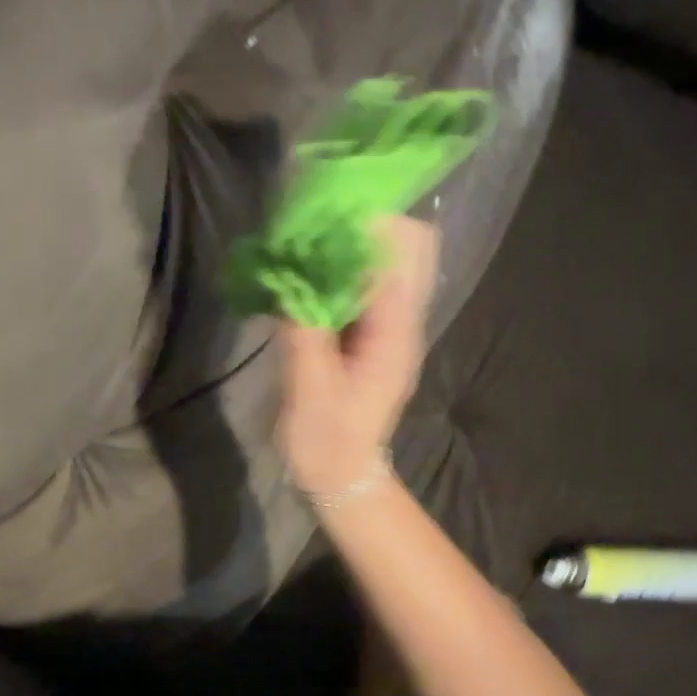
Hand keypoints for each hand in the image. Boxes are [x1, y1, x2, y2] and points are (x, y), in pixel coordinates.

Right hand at [276, 217, 438, 492]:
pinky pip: (365, 286)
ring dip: (351, 246)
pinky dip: (340, 271)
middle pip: (407, 248)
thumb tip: (289, 280)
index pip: (397, 257)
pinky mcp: (371, 336)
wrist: (342, 476)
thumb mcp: (308, 393)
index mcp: (393, 334)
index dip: (364, 228)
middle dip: (365, 227)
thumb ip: (303, 335)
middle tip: (314, 227)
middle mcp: (401, 323)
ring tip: (305, 245)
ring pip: (387, 263)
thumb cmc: (326, 441)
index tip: (318, 219)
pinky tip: (304, 277)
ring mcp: (389, 328)